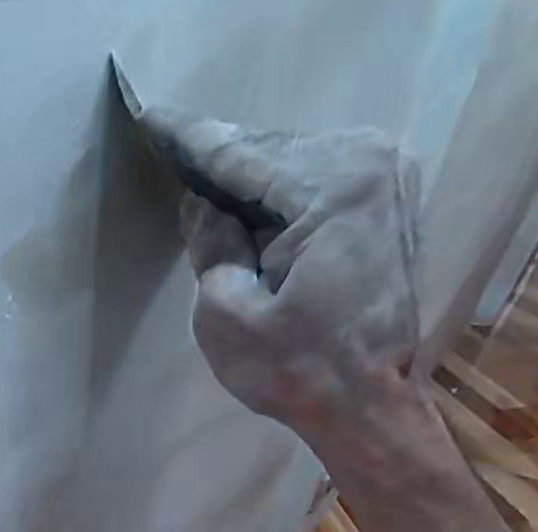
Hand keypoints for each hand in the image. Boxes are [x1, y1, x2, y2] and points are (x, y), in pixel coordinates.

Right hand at [140, 109, 423, 434]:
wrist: (367, 407)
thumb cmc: (295, 372)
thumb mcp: (227, 315)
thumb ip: (211, 247)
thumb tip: (202, 204)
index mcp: (334, 187)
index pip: (242, 157)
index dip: (189, 142)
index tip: (149, 117)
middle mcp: (370, 164)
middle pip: (271, 153)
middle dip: (219, 161)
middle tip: (169, 152)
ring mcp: (387, 181)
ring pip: (293, 166)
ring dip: (246, 180)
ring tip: (201, 183)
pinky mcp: (385, 207)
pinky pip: (316, 185)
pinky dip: (277, 195)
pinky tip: (246, 206)